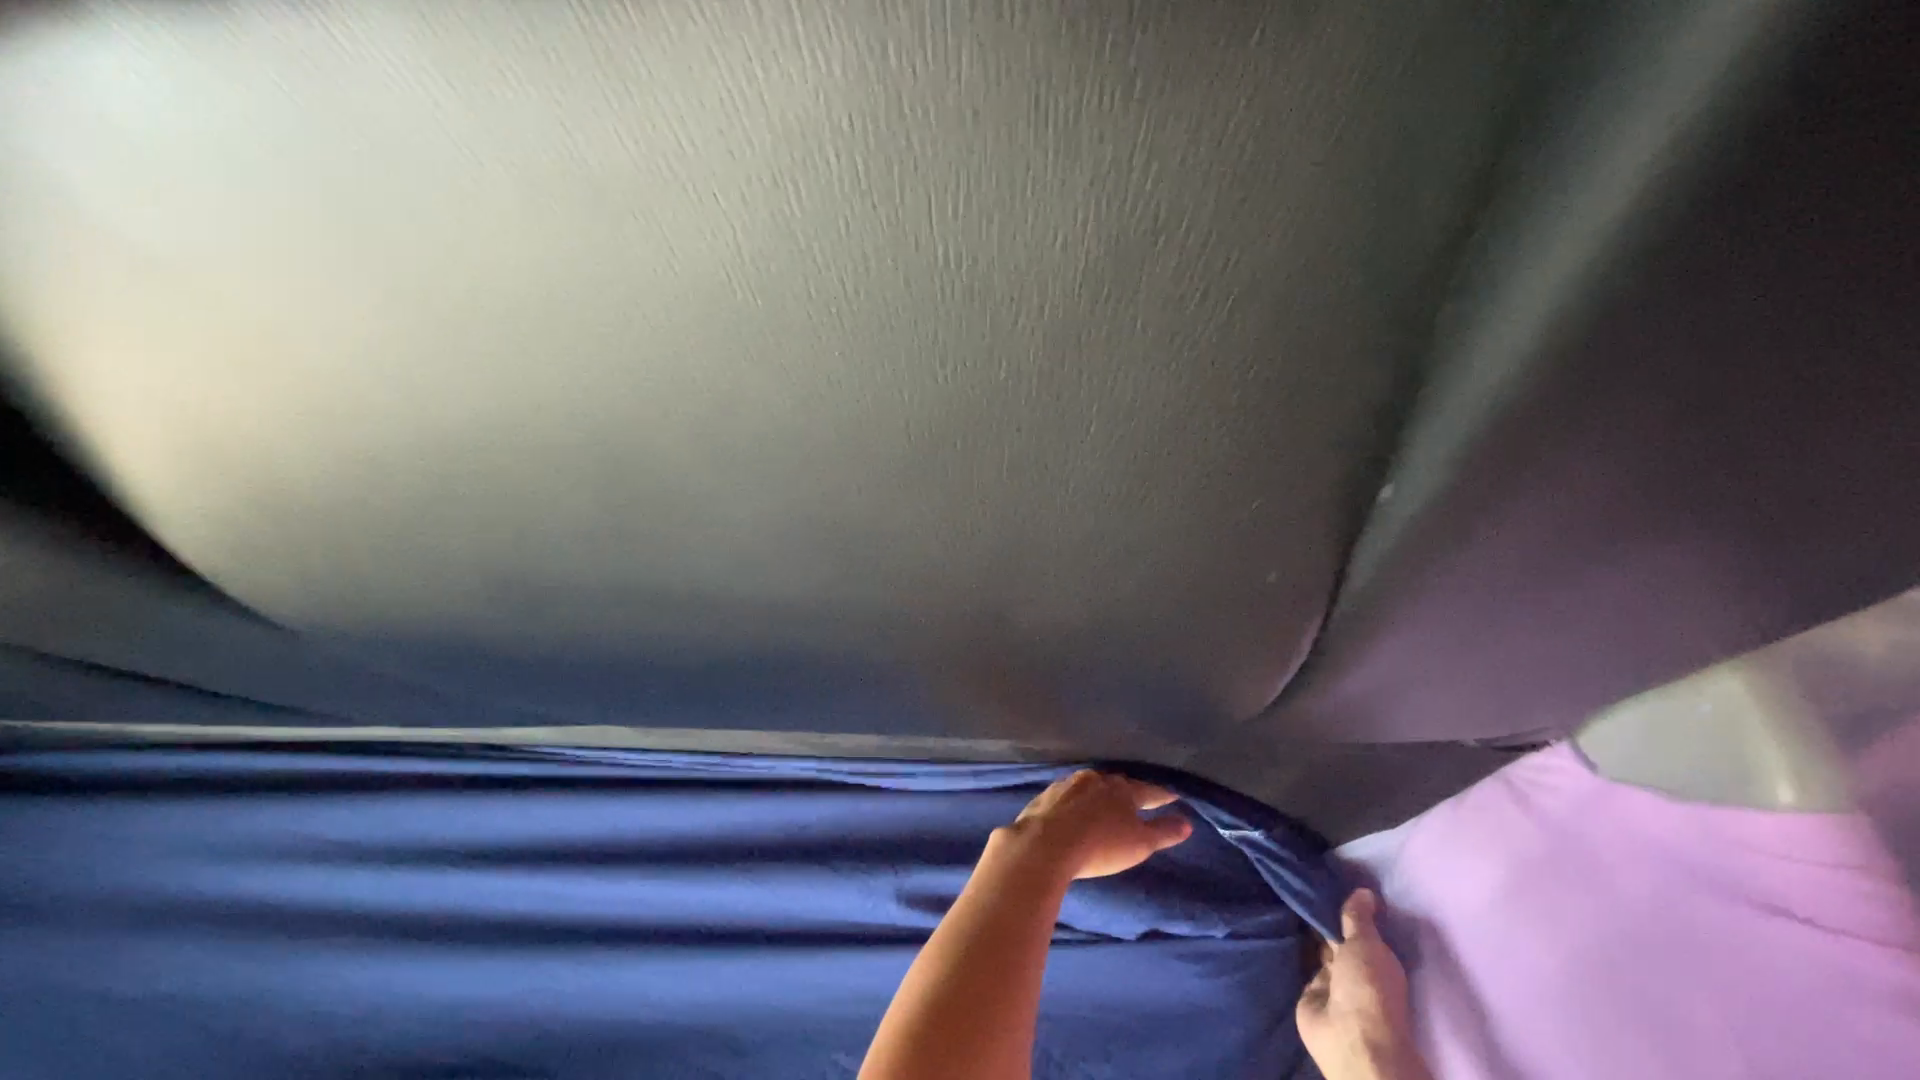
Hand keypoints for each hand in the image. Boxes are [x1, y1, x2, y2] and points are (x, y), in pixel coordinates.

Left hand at [994, 769, 1194, 880]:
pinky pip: (1066, 797)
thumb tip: (1187, 822)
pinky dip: (1073, 804)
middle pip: (1116, 785)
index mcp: (1121, 789)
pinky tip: (1072, 812)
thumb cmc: (1100, 845)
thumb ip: (1164, 832)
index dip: (1161, 795)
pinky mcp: (1045, 796)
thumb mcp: (1140, 844)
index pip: (1148, 791)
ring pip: (1089, 787)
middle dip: (1126, 793)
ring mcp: (1067, 785)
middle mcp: (1095, 780)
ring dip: (1097, 796)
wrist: (1045, 844)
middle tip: (1134, 801)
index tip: (1172, 795)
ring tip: (1102, 806)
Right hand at [1296, 889, 1429, 1079]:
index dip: (1344, 908)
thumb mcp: (1366, 944)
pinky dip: (1293, 949)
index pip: (1359, 927)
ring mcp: (1332, 981)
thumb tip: (1365, 891)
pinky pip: (1301, 963)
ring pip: (1318, 950)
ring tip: (1284, 895)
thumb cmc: (1367, 987)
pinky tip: (1277, 924)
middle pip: (1337, 938)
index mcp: (1377, 958)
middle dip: (1322, 918)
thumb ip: (1358, 918)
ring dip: (1306, 932)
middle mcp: (1355, 968)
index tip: (1323, 880)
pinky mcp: (1309, 990)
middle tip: (1298, 883)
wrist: (1348, 1036)